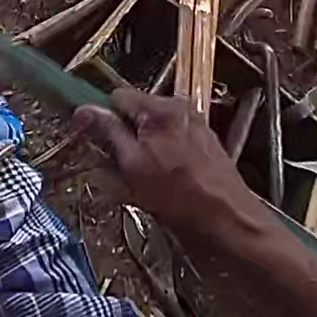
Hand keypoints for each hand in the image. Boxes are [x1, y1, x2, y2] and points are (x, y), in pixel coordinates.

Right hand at [73, 89, 264, 240]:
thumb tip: (84, 109)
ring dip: (146, 142)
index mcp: (158, 108)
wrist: (231, 219)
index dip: (106, 117)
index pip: (117, 96)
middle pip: (137, 109)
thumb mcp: (132, 165)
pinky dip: (165, 148)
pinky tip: (170, 174)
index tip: (102, 141)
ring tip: (150, 173)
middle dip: (127, 132)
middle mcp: (178, 105)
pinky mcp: (206, 136)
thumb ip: (108, 131)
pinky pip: (173, 133)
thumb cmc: (178, 195)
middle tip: (128, 163)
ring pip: (154, 123)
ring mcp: (194, 120)